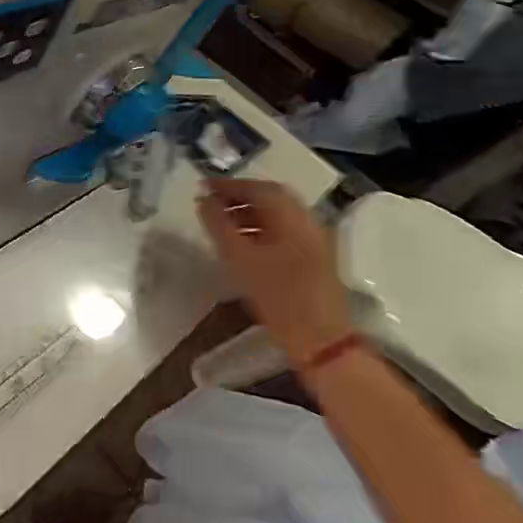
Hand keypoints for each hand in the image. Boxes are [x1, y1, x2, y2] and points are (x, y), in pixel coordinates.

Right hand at [196, 177, 352, 362]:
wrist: (319, 338)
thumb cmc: (277, 296)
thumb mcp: (239, 258)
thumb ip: (219, 225)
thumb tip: (204, 201)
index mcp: (293, 220)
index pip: (260, 189)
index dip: (229, 184)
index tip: (202, 186)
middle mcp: (308, 224)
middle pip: (273, 198)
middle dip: (240, 195)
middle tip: (210, 200)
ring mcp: (314, 241)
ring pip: (278, 215)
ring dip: (248, 211)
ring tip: (219, 219)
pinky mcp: (313, 258)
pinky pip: (283, 230)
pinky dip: (259, 226)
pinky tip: (240, 239)